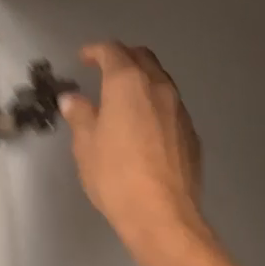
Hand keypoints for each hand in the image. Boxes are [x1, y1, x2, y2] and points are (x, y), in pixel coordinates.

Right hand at [60, 42, 204, 253]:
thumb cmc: (116, 175)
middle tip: (105, 70)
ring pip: (160, 80)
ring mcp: (179, 109)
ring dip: (141, 80)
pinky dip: (155, 104)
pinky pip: (171, 106)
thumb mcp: (86, 145)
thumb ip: (80, 115)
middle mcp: (158, 87)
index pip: (112, 51)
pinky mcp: (191, 132)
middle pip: (142, 58)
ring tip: (124, 97)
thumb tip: (73, 99)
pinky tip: (145, 125)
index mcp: (129, 83)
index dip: (95, 51)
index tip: (83, 58)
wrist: (163, 214)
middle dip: (123, 57)